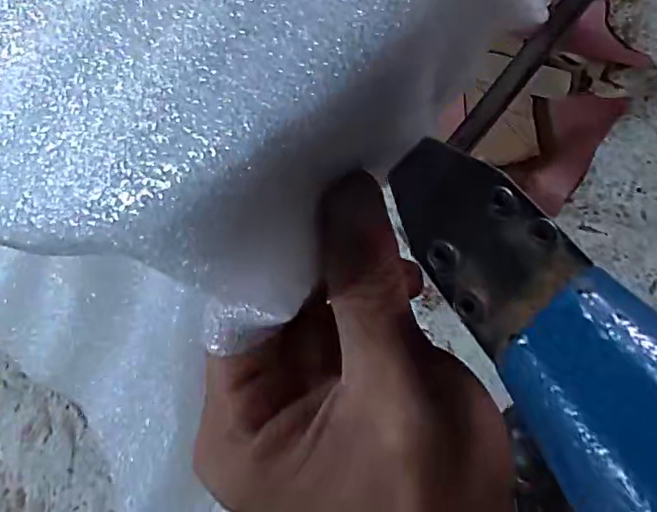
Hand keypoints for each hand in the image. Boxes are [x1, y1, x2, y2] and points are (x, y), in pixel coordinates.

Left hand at [194, 172, 515, 511]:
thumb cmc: (418, 503)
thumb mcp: (389, 397)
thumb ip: (366, 293)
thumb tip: (350, 186)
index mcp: (238, 416)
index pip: (241, 300)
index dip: (275, 238)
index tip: (310, 177)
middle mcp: (263, 394)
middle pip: (280, 291)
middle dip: (319, 242)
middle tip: (352, 184)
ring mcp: (311, 382)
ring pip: (319, 293)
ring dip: (352, 259)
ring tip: (382, 226)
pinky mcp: (355, 373)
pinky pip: (355, 309)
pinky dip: (378, 282)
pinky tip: (403, 270)